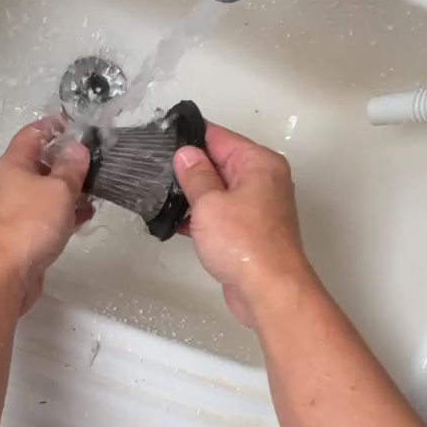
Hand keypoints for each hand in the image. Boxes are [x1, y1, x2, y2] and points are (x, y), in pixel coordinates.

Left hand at [0, 119, 92, 310]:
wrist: (5, 274)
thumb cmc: (31, 224)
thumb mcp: (59, 189)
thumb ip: (71, 167)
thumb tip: (77, 147)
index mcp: (12, 164)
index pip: (32, 133)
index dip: (55, 126)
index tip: (79, 128)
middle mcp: (8, 185)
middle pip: (38, 164)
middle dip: (66, 163)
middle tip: (94, 164)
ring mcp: (12, 211)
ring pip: (43, 193)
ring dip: (67, 191)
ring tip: (95, 193)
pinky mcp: (19, 235)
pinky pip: (43, 216)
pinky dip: (62, 214)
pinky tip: (83, 217)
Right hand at [173, 124, 314, 327]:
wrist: (268, 289)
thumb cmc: (244, 244)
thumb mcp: (208, 203)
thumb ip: (195, 175)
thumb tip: (186, 154)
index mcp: (258, 163)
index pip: (220, 137)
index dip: (191, 137)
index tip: (165, 138)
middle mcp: (264, 180)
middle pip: (221, 162)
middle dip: (191, 167)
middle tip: (158, 170)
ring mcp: (259, 207)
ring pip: (220, 190)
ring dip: (195, 195)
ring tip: (164, 197)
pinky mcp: (251, 230)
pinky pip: (223, 213)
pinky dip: (203, 216)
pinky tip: (179, 223)